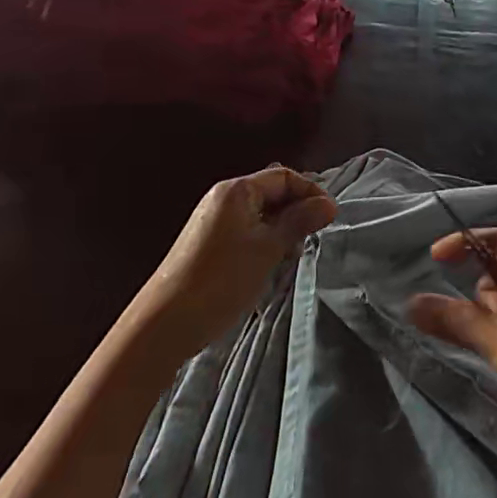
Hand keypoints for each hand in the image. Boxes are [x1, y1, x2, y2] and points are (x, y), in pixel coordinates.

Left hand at [132, 166, 336, 355]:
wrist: (166, 321)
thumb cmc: (222, 279)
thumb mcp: (268, 248)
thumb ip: (299, 221)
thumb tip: (328, 204)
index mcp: (236, 190)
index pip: (284, 176)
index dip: (310, 192)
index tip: (330, 219)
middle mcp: (223, 197)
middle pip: (271, 192)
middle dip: (297, 211)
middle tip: (312, 239)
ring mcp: (214, 220)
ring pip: (261, 213)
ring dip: (282, 229)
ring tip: (292, 256)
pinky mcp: (209, 242)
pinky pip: (247, 230)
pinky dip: (265, 241)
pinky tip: (270, 264)